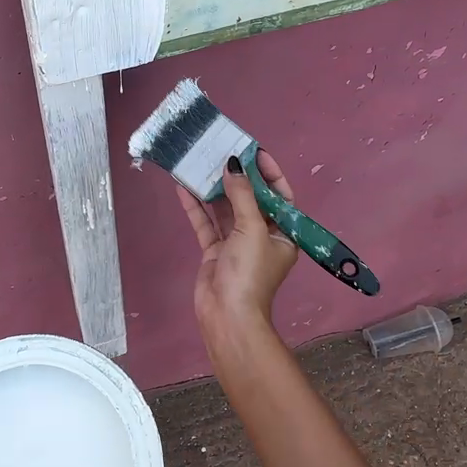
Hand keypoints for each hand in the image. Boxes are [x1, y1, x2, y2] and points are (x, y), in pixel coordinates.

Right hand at [176, 150, 299, 336]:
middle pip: (250, 200)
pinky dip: (196, 207)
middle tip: (223, 151)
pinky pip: (206, 223)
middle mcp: (261, 236)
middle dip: (238, 177)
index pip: (280, 196)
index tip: (254, 152)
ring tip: (202, 163)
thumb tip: (233, 165)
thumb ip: (242, 195)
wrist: (227, 315)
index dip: (269, 173)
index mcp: (283, 234)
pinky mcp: (214, 251)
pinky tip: (183, 187)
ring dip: (214, 189)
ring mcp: (236, 244)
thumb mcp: (252, 229)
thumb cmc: (250, 271)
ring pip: (226, 210)